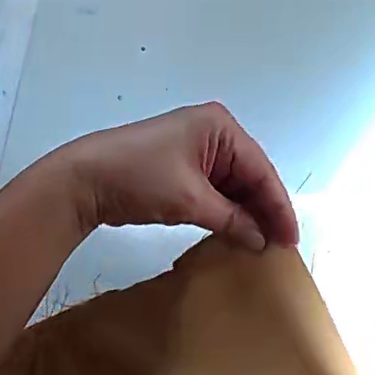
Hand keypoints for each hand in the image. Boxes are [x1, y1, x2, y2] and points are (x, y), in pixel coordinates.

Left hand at [48, 102, 299, 249]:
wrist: (84, 181)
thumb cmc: (139, 178)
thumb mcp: (190, 200)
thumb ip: (231, 220)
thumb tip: (260, 241)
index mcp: (220, 127)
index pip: (261, 170)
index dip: (278, 207)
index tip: (290, 239)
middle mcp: (213, 135)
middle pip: (250, 178)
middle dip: (264, 212)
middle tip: (280, 247)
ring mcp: (197, 153)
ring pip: (233, 188)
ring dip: (246, 216)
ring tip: (263, 246)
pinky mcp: (182, 172)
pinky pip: (215, 194)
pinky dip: (226, 215)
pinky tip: (237, 236)